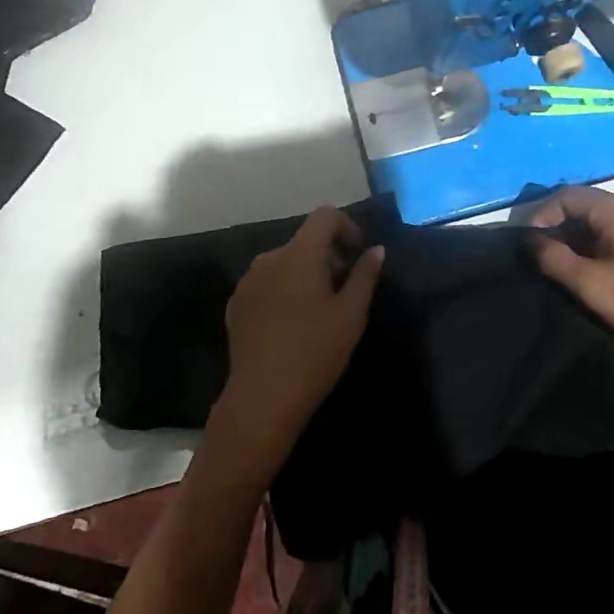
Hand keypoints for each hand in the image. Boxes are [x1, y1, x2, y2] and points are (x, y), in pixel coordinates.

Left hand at [216, 209, 383, 458]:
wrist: (263, 397)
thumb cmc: (316, 351)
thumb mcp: (352, 313)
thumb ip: (365, 275)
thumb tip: (376, 250)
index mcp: (299, 255)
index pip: (325, 216)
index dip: (347, 226)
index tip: (360, 253)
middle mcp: (269, 259)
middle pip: (305, 240)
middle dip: (329, 254)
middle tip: (347, 287)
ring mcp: (248, 281)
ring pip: (285, 261)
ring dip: (307, 272)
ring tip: (321, 307)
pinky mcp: (237, 303)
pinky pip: (268, 282)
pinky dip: (285, 288)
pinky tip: (294, 322)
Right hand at [526, 186, 613, 379]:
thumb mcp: (590, 284)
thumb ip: (554, 258)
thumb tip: (529, 240)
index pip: (568, 195)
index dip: (541, 215)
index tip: (526, 244)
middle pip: (586, 205)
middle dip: (558, 226)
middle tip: (539, 257)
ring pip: (602, 221)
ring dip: (577, 238)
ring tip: (560, 267)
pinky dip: (597, 245)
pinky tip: (590, 272)